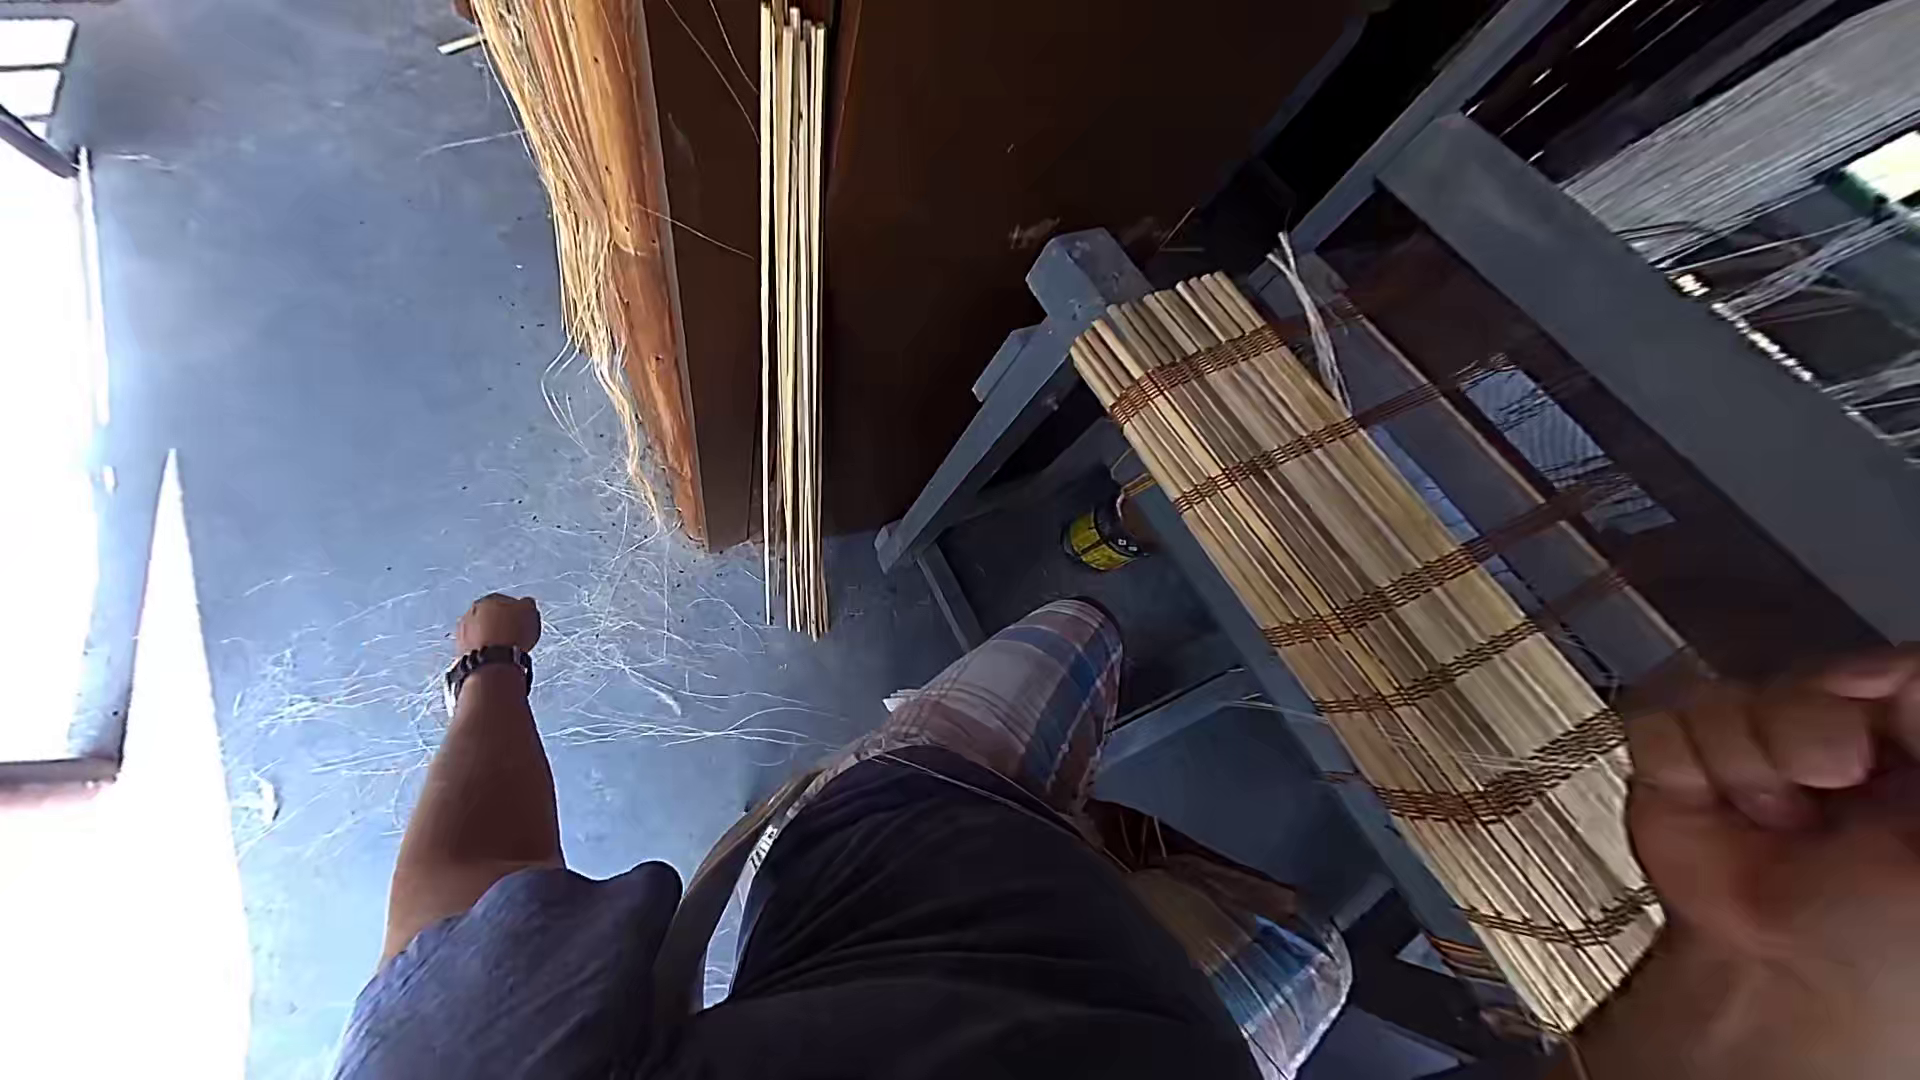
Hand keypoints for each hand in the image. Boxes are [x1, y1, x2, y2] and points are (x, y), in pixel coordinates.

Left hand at [456, 594, 540, 653]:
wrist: (493, 659)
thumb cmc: (511, 634)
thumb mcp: (530, 612)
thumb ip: (527, 603)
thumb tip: (525, 602)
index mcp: (490, 598)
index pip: (506, 600)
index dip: (517, 610)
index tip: (523, 618)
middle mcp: (472, 610)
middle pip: (491, 613)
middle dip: (501, 620)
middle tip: (514, 630)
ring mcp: (463, 628)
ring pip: (481, 627)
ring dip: (491, 632)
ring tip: (505, 643)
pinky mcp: (459, 644)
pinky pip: (476, 641)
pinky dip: (484, 644)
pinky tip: (495, 650)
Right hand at [1607, 648, 1919, 1077]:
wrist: (1783, 965)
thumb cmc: (1903, 931)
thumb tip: (1896, 670)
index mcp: (1918, 752)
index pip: (1895, 671)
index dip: (1878, 675)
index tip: (1870, 698)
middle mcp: (1834, 740)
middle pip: (1798, 675)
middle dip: (1804, 728)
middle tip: (1828, 780)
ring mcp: (1741, 747)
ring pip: (1720, 697)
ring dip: (1740, 762)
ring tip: (1769, 817)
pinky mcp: (1667, 758)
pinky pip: (1653, 721)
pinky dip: (1678, 766)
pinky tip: (1708, 805)